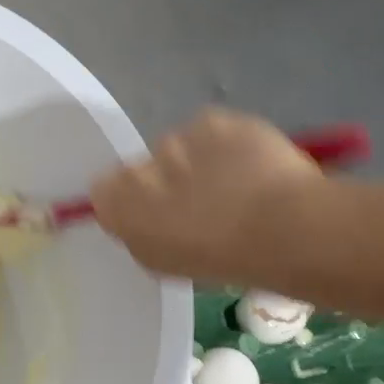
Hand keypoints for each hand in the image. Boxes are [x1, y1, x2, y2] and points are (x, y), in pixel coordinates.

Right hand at [91, 106, 325, 282]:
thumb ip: (138, 234)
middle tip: (197, 201)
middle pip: (142, 167)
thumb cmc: (215, 259)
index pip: (104, 190)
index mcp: (114, 203)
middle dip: (163, 179)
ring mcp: (174, 140)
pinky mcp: (214, 121)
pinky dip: (226, 142)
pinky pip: (212, 129)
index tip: (152, 213)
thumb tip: (139, 220)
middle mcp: (135, 167)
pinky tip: (250, 164)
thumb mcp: (159, 262)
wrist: (280, 229)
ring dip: (196, 160)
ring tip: (233, 183)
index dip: (128, 200)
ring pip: (179, 147)